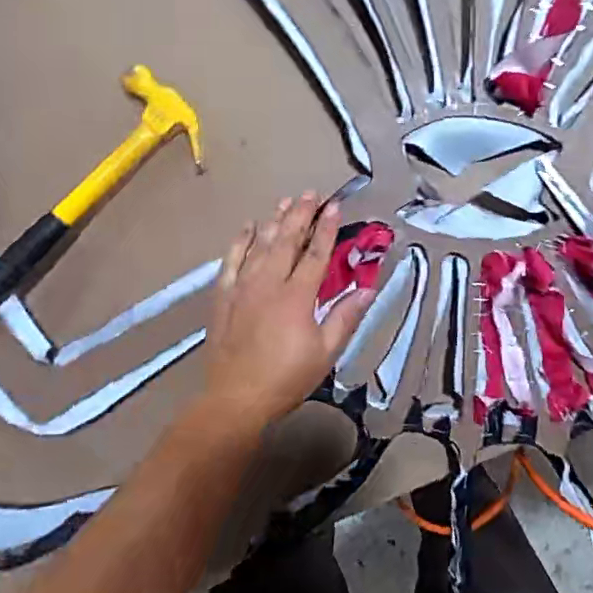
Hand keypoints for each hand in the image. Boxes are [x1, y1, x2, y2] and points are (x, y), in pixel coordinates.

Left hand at [201, 193, 374, 429]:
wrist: (236, 398)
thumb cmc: (286, 378)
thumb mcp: (325, 353)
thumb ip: (345, 317)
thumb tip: (368, 289)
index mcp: (297, 296)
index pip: (315, 254)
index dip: (327, 228)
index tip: (335, 206)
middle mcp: (268, 283)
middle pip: (286, 240)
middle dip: (300, 214)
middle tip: (310, 194)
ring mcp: (243, 288)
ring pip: (260, 245)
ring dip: (274, 221)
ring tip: (285, 201)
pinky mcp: (224, 297)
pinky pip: (232, 260)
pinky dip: (240, 241)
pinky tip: (248, 227)